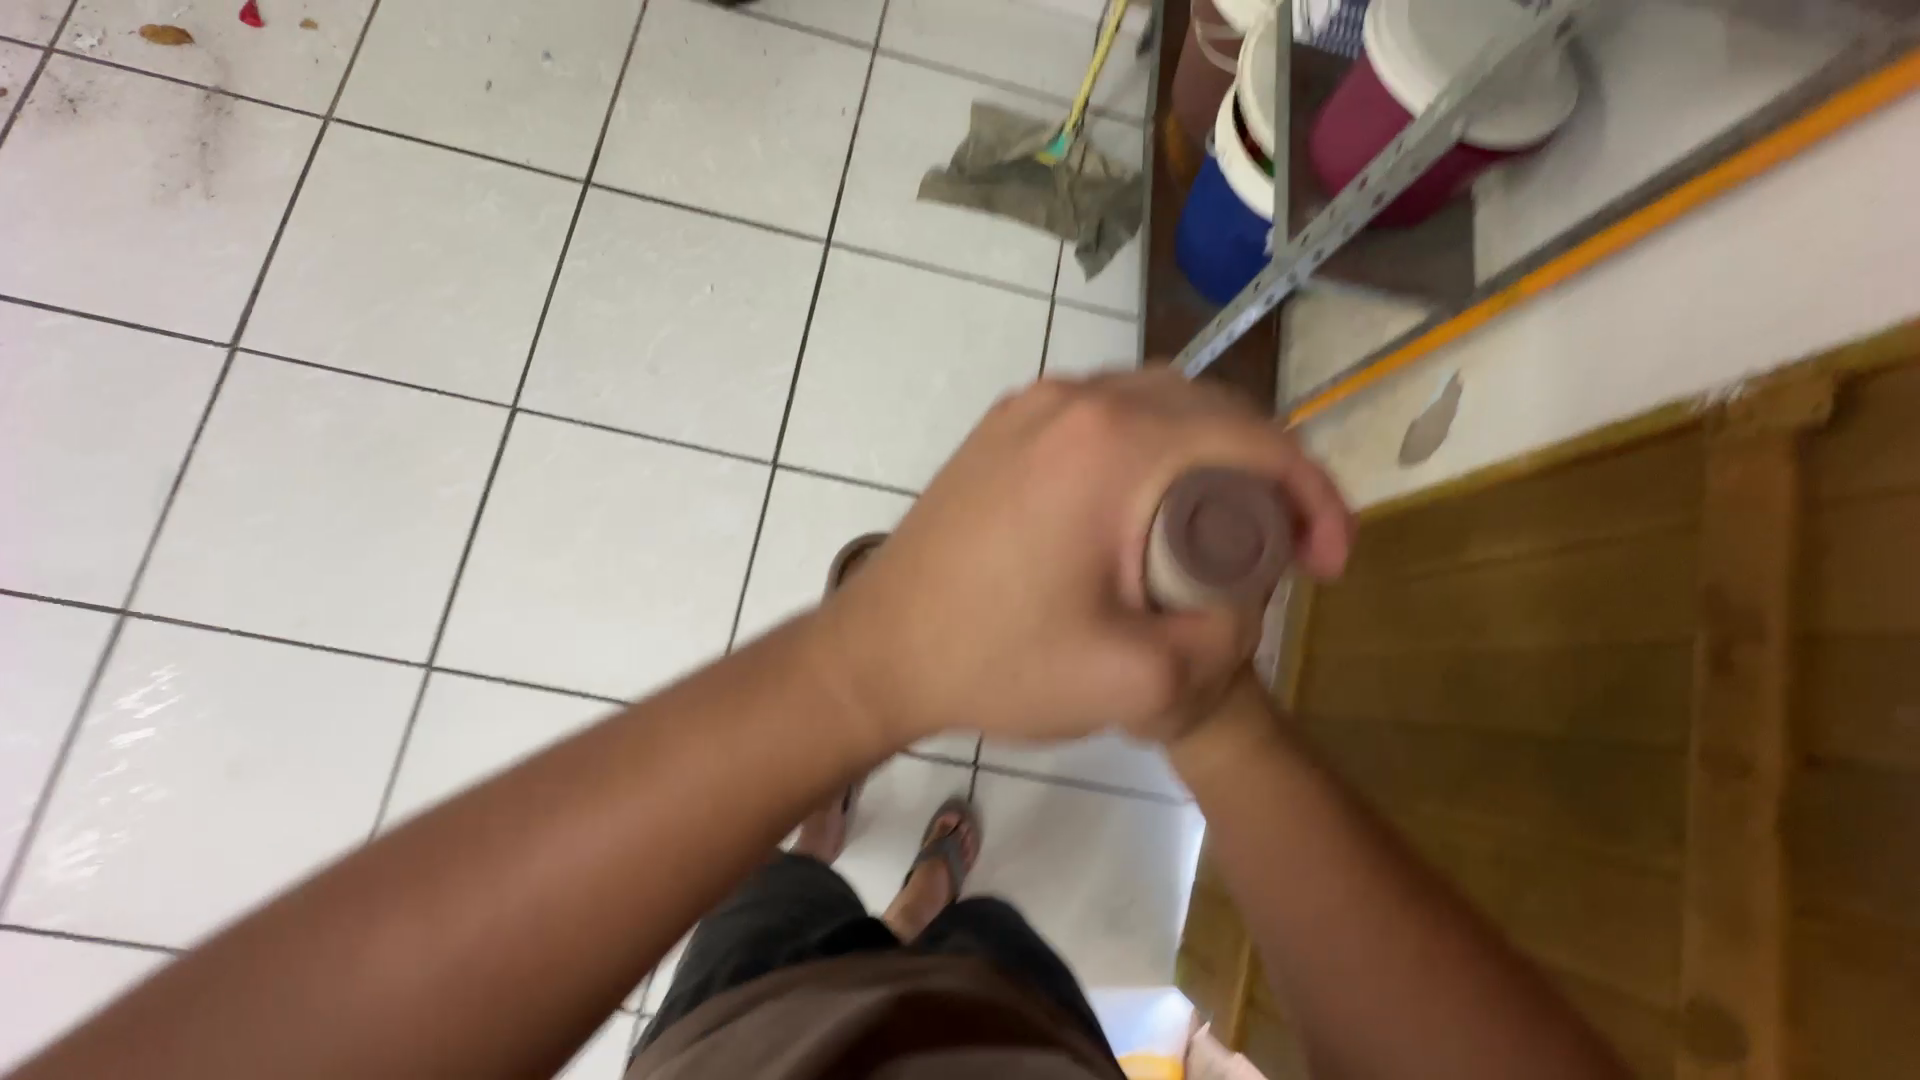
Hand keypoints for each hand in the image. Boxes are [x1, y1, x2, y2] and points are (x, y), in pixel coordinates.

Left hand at [813, 368, 1352, 747]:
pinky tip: (1152, 505)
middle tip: (1286, 548)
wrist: (878, 651)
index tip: (1330, 563)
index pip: (1254, 436)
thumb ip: (1225, 639)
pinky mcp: (1004, 426)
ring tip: (1228, 527)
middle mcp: (1075, 399)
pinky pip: (1104, 417)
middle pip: (1211, 410)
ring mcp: (1031, 404)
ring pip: (1157, 405)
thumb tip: (1249, 595)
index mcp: (1112, 443)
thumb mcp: (1134, 681)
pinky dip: (1151, 449)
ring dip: (1210, 455)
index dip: (1314, 496)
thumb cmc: (996, 664)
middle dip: (1268, 473)